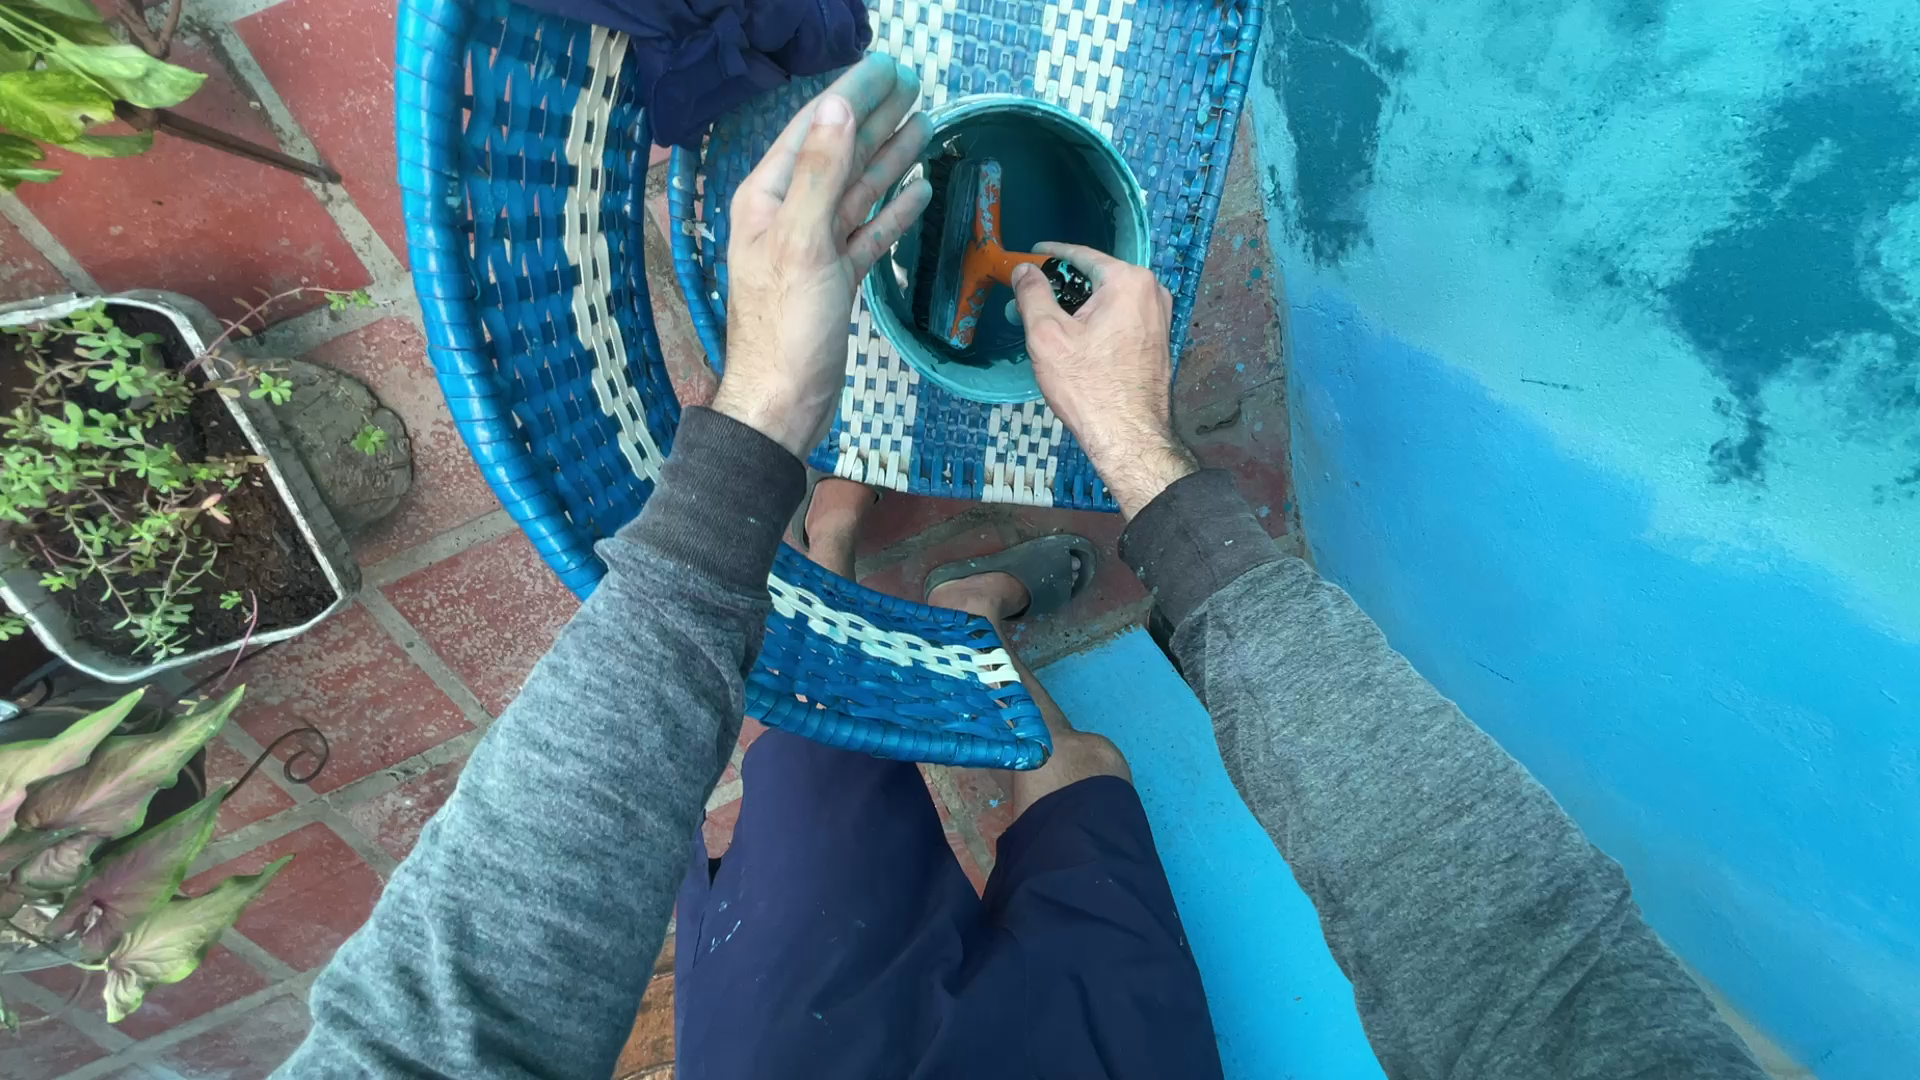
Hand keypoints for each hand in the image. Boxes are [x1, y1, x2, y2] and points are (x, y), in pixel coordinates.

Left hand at [710, 56, 933, 456]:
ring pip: (858, 193)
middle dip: (874, 119)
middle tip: (912, 84)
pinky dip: (891, 212)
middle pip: (839, 155)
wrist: (786, 399)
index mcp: (771, 198)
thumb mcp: (801, 244)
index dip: (851, 96)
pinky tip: (916, 190)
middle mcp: (792, 216)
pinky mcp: (837, 279)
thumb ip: (820, 175)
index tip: (887, 66)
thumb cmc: (787, 327)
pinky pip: (868, 234)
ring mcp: (817, 249)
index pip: (815, 130)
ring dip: (889, 160)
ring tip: (923, 125)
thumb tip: (838, 110)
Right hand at [1012, 243, 1197, 516]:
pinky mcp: (1159, 344)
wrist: (1128, 436)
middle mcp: (1152, 292)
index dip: (1051, 254)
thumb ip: (1033, 294)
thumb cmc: (1087, 386)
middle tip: (1034, 302)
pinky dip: (1099, 325)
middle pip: (1098, 279)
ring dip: (1081, 309)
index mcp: (1128, 281)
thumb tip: (1024, 270)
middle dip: (1064, 287)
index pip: (1082, 255)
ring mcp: (1160, 319)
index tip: (1031, 255)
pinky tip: (1079, 346)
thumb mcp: (1047, 336)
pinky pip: (1123, 321)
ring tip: (1052, 327)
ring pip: (1110, 302)